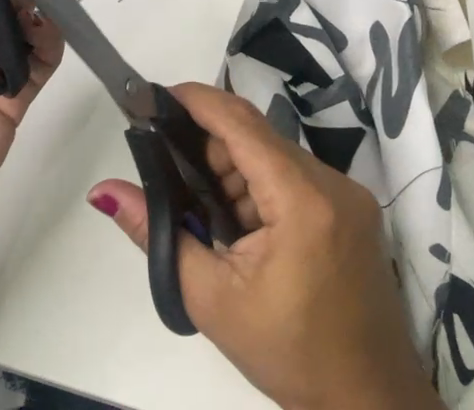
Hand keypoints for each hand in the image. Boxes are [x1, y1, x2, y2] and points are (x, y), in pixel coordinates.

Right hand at [87, 84, 439, 409]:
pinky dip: (257, 188)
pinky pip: (294, 178)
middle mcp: (333, 184)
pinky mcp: (352, 213)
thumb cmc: (290, 354)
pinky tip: (233, 222)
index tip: (153, 95)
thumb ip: (155, 233)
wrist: (370, 403)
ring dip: (231, 168)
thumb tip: (103, 192)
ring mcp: (348, 198)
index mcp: (303, 200)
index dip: (196, 100)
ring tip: (196, 206)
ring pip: (274, 156)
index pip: (241, 123)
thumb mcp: (210, 296)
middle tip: (161, 164)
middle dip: (206, 143)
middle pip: (257, 137)